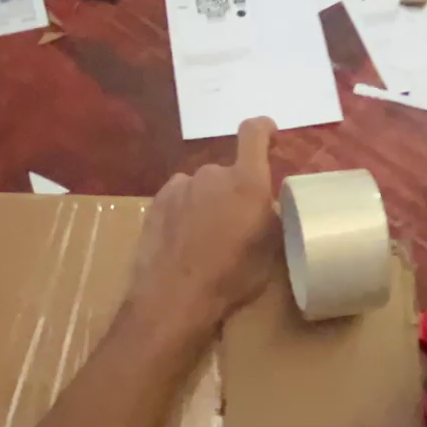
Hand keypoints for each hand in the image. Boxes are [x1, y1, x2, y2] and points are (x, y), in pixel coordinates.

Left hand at [127, 117, 280, 334]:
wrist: (173, 297)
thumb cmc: (230, 278)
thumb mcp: (268, 252)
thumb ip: (269, 217)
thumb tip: (264, 206)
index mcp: (247, 182)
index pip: (254, 133)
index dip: (264, 129)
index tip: (269, 133)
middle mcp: (213, 174)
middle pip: (229, 172)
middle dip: (233, 191)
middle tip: (235, 224)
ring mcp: (181, 185)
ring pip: (202, 187)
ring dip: (207, 202)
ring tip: (205, 238)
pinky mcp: (157, 200)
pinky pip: (180, 197)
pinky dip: (185, 210)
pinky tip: (183, 240)